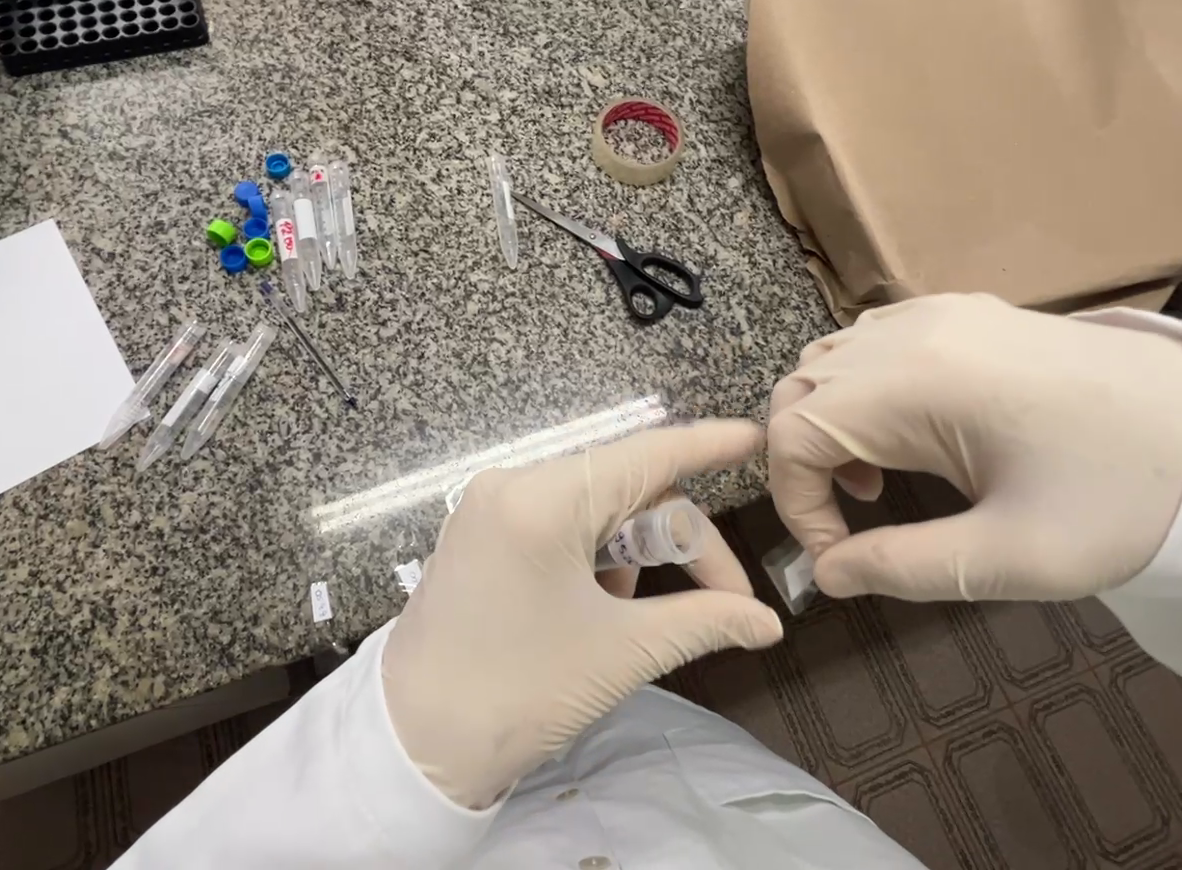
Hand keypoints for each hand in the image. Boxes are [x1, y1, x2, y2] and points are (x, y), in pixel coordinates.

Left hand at [382, 421, 784, 808]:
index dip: (705, 445)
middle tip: (725, 601)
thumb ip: (702, 621)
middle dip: (680, 541)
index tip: (752, 435)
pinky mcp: (480, 529)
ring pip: (594, 507)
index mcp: (542, 499)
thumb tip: (767, 624)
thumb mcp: (620, 652)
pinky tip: (597, 605)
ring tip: (636, 615)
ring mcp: (490, 504)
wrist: (414, 745)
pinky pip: (558, 522)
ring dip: (635, 553)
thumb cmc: (519, 693)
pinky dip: (593, 555)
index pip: (645, 455)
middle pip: (625, 490)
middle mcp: (513, 483)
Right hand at [766, 294, 1181, 601]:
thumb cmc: (1126, 498)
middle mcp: (905, 333)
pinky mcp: (956, 310)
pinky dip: (857, 387)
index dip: (794, 500)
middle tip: (854, 510)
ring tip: (879, 470)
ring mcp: (930, 313)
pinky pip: (866, 342)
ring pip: (824, 360)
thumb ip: (903, 568)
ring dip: (825, 420)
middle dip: (801, 460)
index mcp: (913, 384)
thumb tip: (827, 574)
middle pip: (798, 389)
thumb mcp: (1015, 557)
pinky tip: (907, 423)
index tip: (838, 553)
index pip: (793, 434)